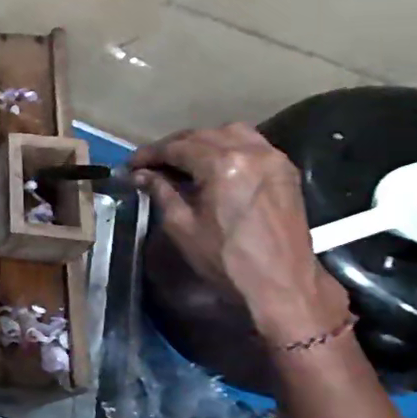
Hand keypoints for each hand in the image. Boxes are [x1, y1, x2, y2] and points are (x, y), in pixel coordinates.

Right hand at [130, 123, 350, 344]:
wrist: (282, 284)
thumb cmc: (227, 261)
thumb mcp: (183, 227)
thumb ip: (161, 192)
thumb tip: (141, 175)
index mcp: (223, 164)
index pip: (178, 147)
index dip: (150, 154)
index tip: (131, 164)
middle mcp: (250, 150)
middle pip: (203, 135)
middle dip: (174, 146)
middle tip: (151, 163)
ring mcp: (272, 157)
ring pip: (230, 133)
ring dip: (202, 141)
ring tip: (183, 160)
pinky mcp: (285, 169)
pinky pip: (252, 144)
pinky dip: (229, 146)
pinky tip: (215, 163)